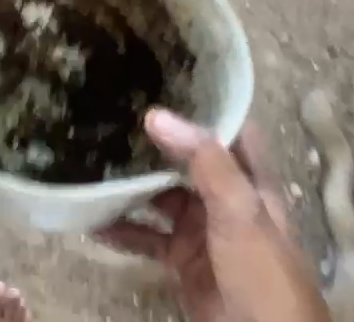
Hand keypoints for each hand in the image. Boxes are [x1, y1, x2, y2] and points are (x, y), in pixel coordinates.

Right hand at [97, 111, 328, 321]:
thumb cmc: (263, 277)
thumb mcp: (240, 212)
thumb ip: (203, 161)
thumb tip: (156, 114)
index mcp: (249, 183)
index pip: (228, 130)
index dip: (202, 104)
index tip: (161, 78)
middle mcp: (225, 201)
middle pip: (185, 161)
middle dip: (152, 141)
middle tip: (108, 112)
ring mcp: (203, 233)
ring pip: (160, 197)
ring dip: (130, 184)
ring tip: (90, 161)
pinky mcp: (183, 263)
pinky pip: (146, 238)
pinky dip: (121, 229)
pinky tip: (91, 220)